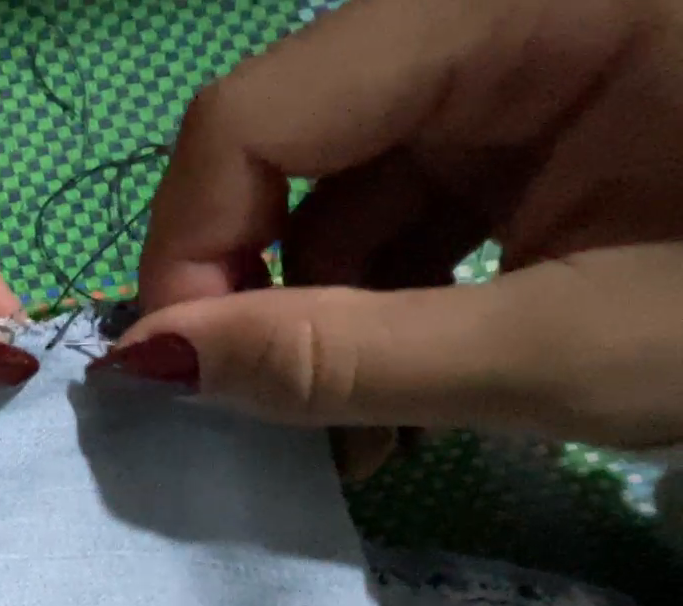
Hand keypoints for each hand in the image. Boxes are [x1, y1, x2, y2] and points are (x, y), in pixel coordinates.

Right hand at [108, 0, 682, 450]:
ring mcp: (522, 70)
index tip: (185, 369)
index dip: (188, 245)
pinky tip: (395, 397)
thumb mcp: (585, 346)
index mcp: (528, 1)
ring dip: (313, 324)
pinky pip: (396, 215)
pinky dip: (374, 313)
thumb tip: (144, 368)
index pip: (253, 112)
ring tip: (349, 437)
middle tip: (260, 410)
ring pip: (332, 198)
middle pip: (281, 153)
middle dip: (248, 295)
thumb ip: (343, 357)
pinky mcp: (539, 127)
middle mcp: (503, 12)